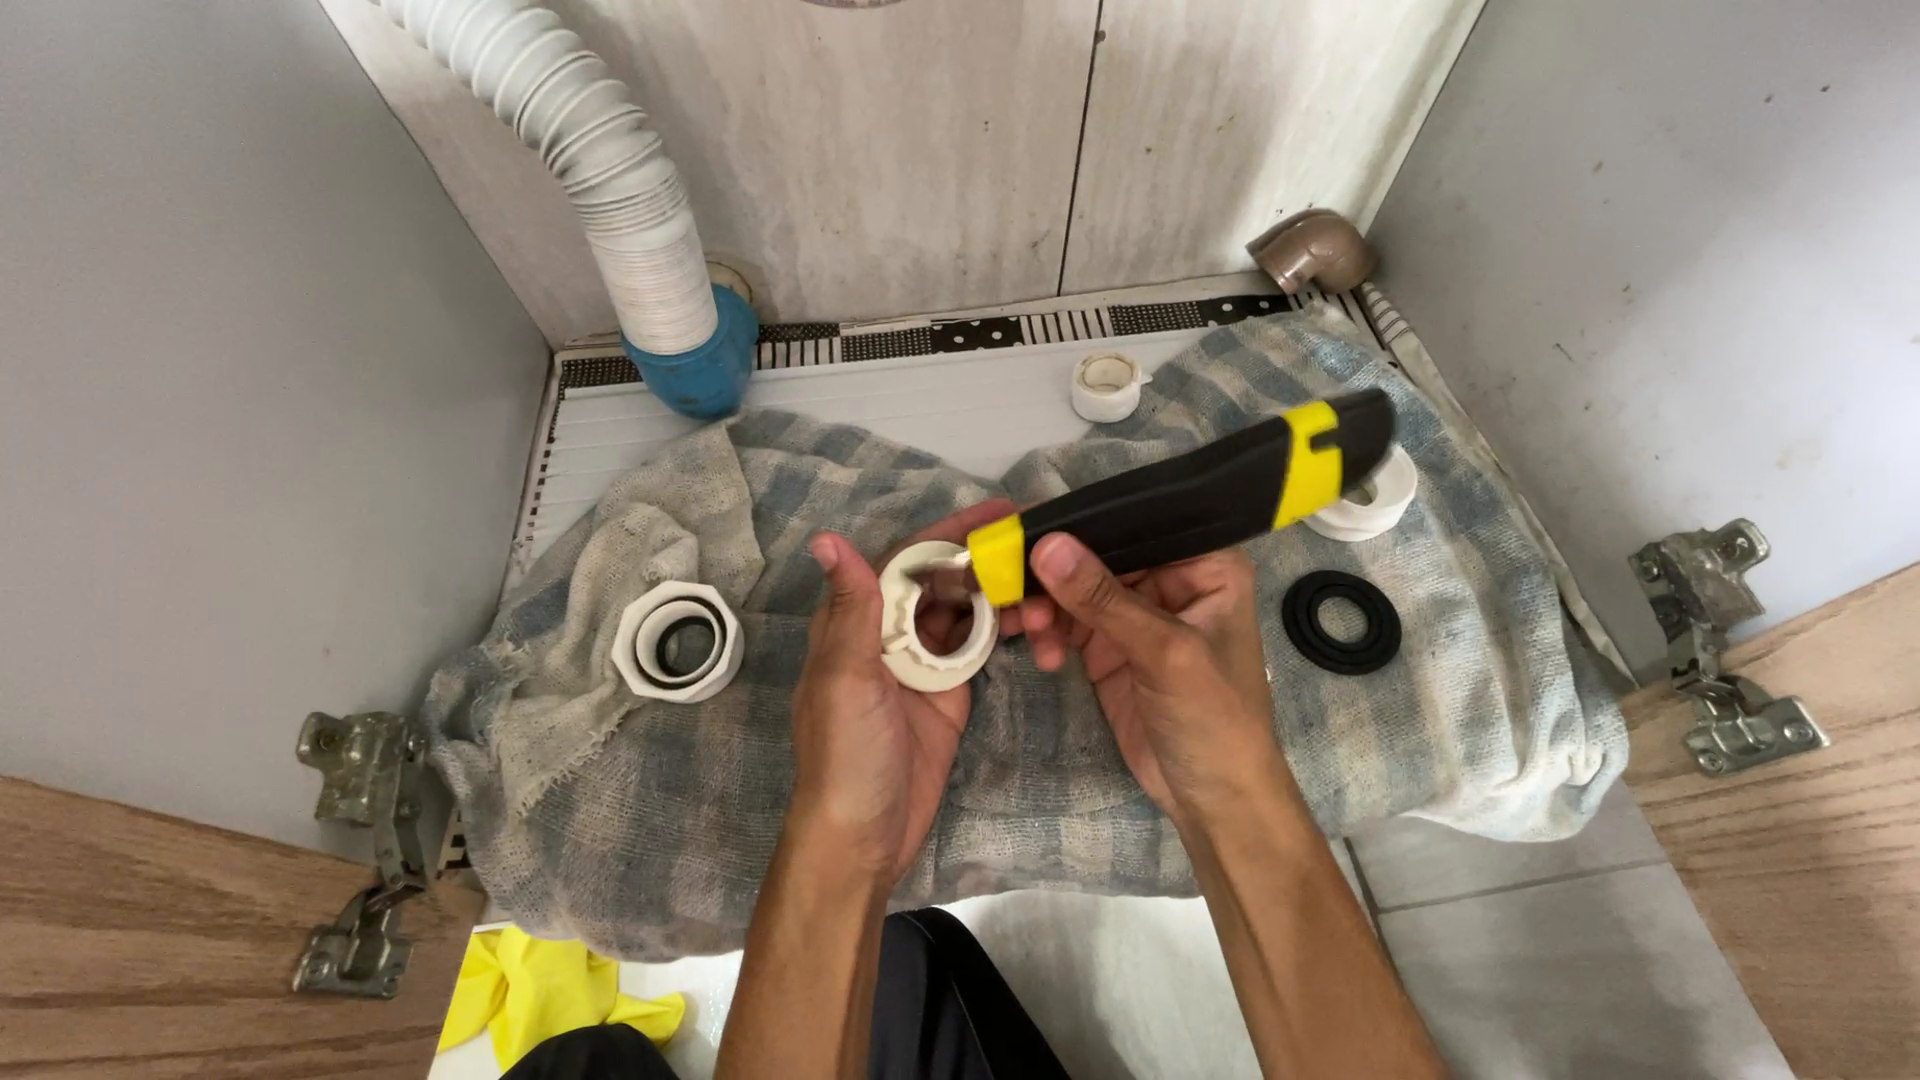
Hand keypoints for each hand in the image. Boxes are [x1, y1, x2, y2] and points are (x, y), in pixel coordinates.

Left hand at [786, 498, 1018, 886]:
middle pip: (938, 581)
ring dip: (996, 593)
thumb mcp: (844, 677)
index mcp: (855, 623)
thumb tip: (827, 537)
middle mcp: (886, 635)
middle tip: (1036, 539)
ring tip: (1041, 579)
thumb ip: (850, 609)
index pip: (904, 561)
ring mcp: (920, 663)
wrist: (864, 836)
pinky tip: (1029, 618)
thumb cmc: (847, 754)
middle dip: (982, 558)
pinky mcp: (948, 691)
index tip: (997, 513)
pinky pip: (975, 648)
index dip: (948, 534)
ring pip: (961, 611)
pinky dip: (999, 630)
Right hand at [1021, 533, 1284, 821]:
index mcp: (1204, 566)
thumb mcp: (1164, 653)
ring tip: (1028, 629)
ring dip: (1045, 605)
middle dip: (1053, 571)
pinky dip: (1048, 633)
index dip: (1084, 524)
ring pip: (1076, 588)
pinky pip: (1068, 623)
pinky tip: (1044, 655)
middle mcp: (1170, 580)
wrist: (1213, 800)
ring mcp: (1137, 615)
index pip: (1138, 525)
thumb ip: (1104, 599)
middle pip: (1098, 555)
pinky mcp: (1111, 647)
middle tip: (1010, 586)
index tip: (1028, 531)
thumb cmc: (1214, 719)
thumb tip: (1048, 545)